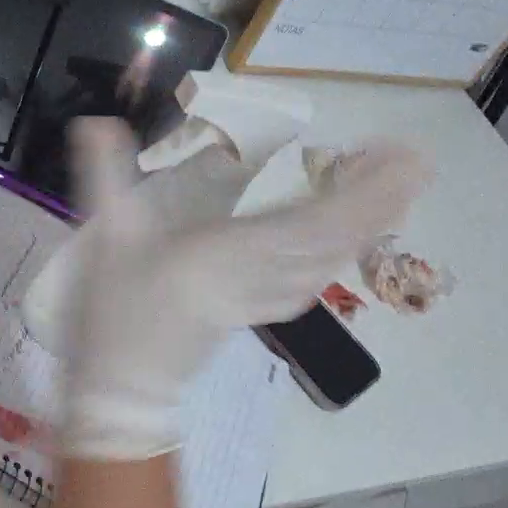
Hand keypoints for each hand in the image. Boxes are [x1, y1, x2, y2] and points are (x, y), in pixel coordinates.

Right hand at [56, 118, 429, 459]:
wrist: (120, 385)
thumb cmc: (113, 311)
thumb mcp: (104, 237)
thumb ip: (103, 176)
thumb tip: (94, 122)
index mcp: (224, 253)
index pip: (307, 221)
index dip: (358, 192)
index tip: (389, 155)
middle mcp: (255, 275)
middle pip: (334, 240)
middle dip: (380, 202)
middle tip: (413, 163)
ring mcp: (260, 298)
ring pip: (329, 262)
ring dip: (368, 227)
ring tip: (393, 189)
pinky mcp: (255, 312)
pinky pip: (311, 283)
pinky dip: (339, 258)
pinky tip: (349, 244)